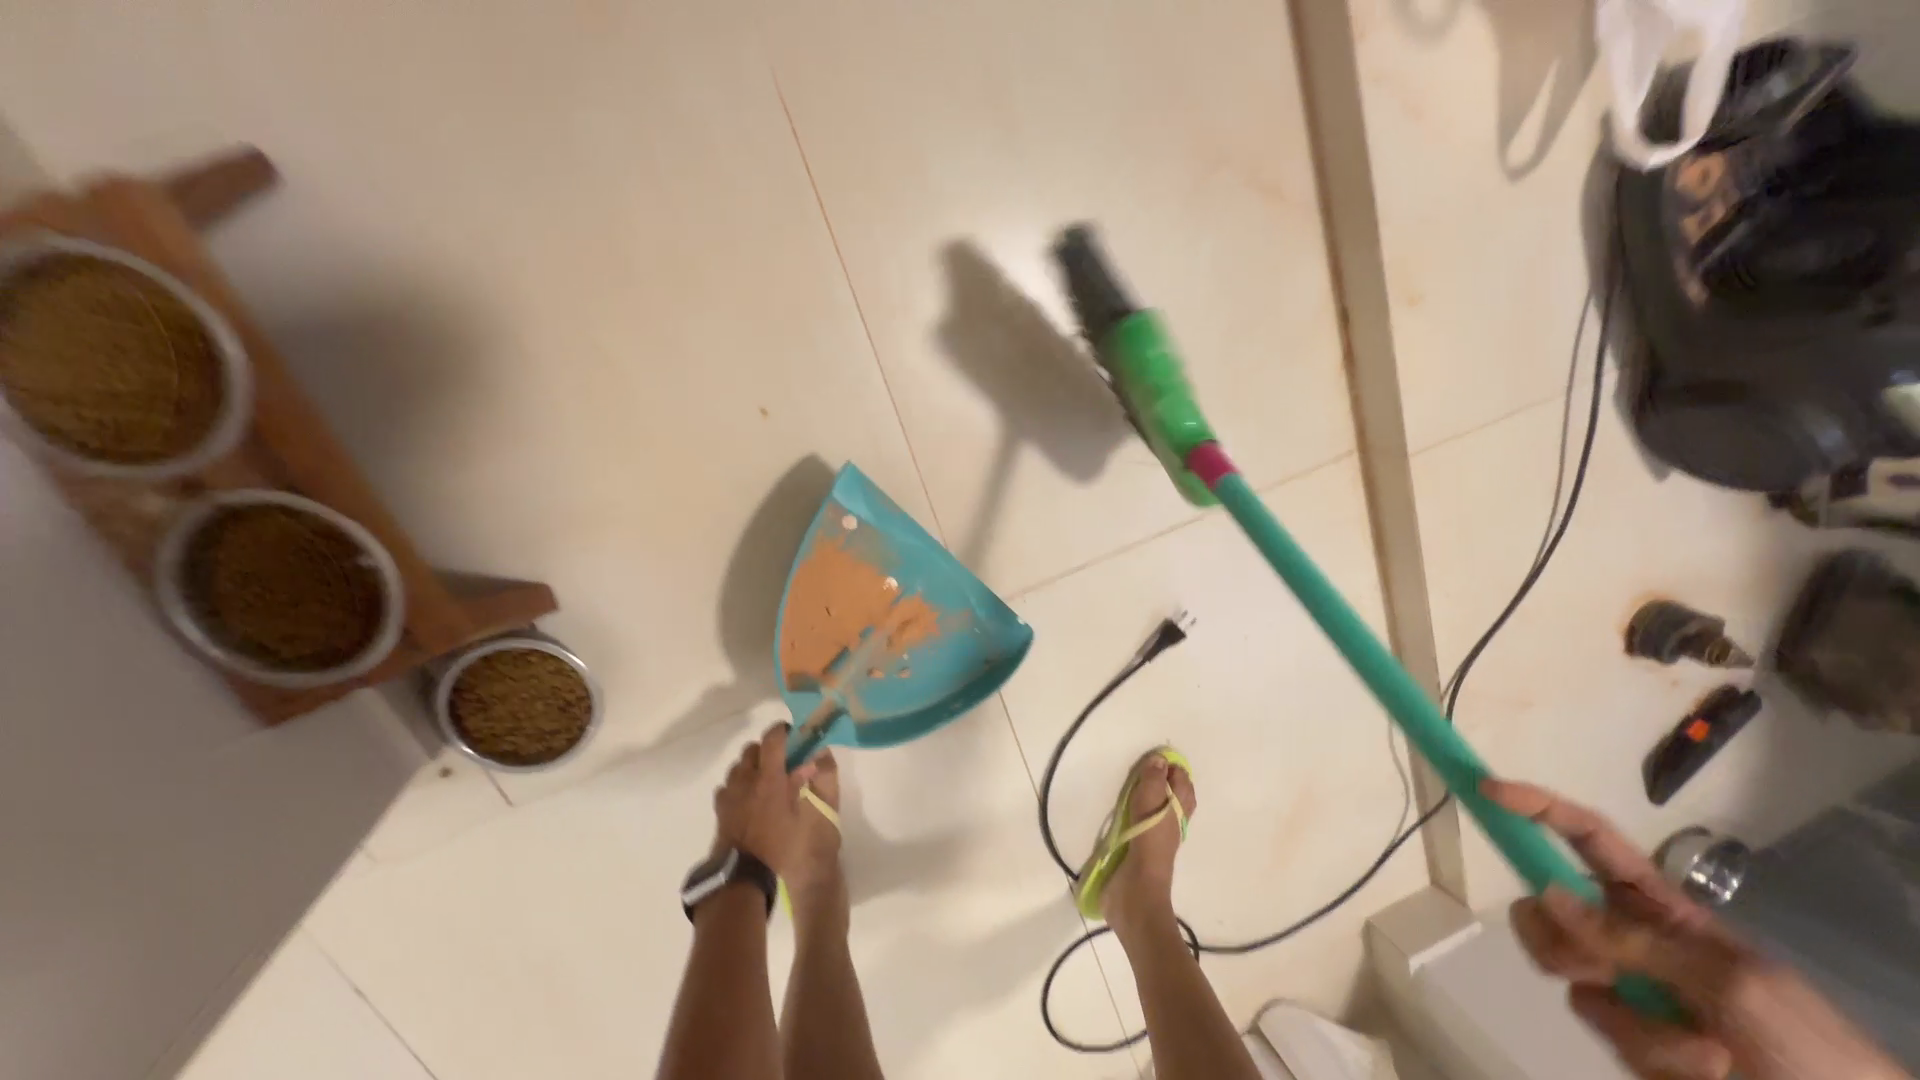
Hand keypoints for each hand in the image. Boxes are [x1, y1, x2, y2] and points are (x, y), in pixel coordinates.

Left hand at [711, 722, 816, 880]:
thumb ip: (807, 784)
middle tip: (780, 761)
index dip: (782, 730)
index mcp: (769, 778)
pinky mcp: (720, 804)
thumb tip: (812, 760)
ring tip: (763, 780)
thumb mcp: (803, 817)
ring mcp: (730, 791)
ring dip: (751, 766)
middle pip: (752, 748)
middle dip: (766, 749)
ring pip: (738, 765)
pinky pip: (728, 784)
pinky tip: (747, 797)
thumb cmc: (779, 844)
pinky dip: (738, 784)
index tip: (791, 732)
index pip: (772, 739)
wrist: (743, 871)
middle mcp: (747, 778)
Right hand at [1485, 779, 1904, 1079]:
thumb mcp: (1727, 983)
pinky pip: (1599, 1028)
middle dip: (1560, 940)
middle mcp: (1631, 938)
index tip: (1487, 788)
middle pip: (1546, 909)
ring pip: (1565, 973)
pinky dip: (1648, 1054)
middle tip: (1598, 972)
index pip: (1588, 839)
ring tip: (1696, 1054)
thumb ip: (1634, 940)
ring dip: (1628, 1019)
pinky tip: (1695, 1072)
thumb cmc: (1808, 1047)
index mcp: (1661, 907)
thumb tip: (1547, 893)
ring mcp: (1628, 988)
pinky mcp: (1629, 1037)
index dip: (1537, 807)